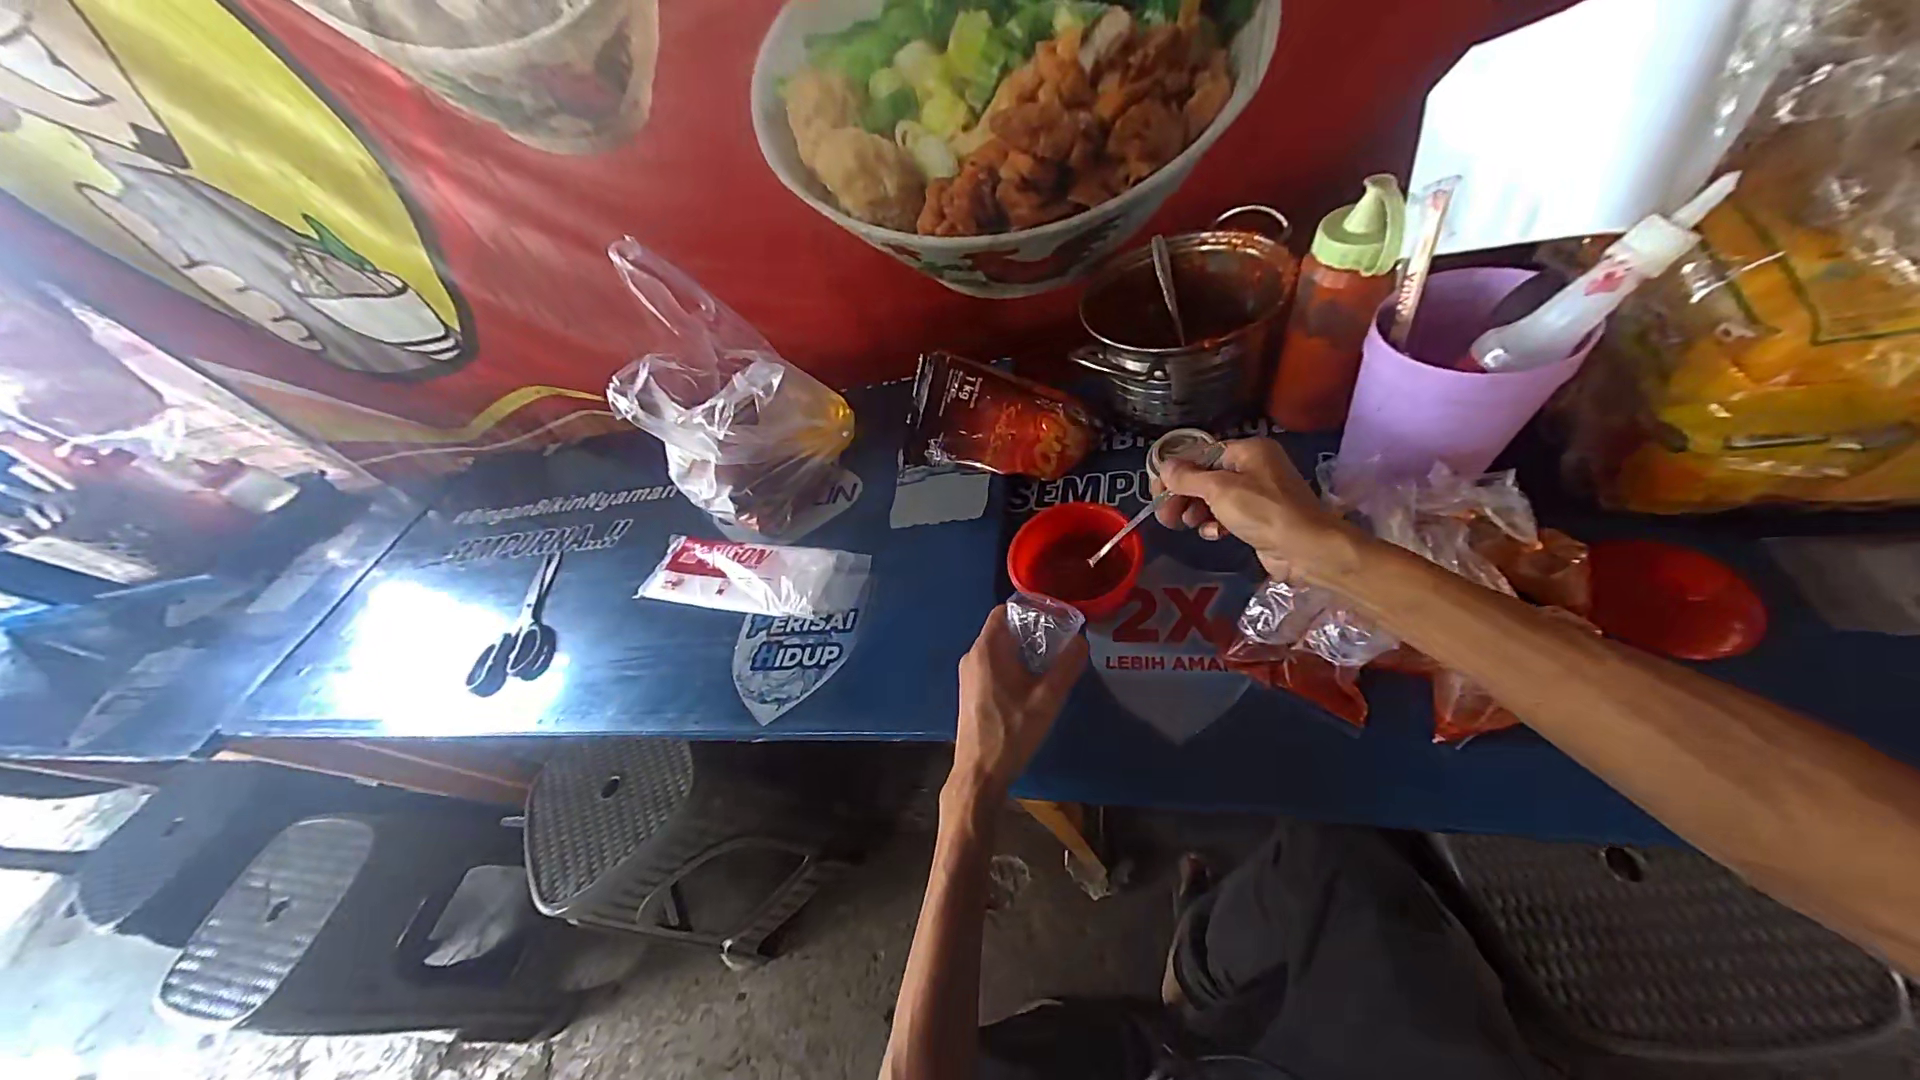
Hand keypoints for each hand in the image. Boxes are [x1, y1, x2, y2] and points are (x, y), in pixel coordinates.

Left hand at [950, 605, 1087, 810]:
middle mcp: (973, 656)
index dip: (1030, 608)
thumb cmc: (1013, 732)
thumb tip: (1080, 641)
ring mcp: (969, 675)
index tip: (1056, 615)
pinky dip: (1013, 664)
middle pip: (1003, 629)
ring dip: (1023, 649)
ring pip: (998, 649)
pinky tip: (1033, 681)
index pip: (1004, 611)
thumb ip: (1066, 666)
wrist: (981, 772)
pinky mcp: (971, 691)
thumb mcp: (1048, 698)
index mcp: (987, 650)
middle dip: (1031, 630)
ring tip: (1052, 658)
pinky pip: (993, 665)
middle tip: (1060, 637)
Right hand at [1151, 437, 1357, 582]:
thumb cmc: (1263, 512)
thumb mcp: (1219, 490)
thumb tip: (1164, 467)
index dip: (1175, 473)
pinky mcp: (1259, 517)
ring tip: (1190, 524)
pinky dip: (1216, 523)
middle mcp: (1254, 466)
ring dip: (1197, 511)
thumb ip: (1188, 477)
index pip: (1200, 454)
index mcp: (1248, 450)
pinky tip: (1216, 534)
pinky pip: (1227, 515)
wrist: (1306, 549)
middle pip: (1205, 477)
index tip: (1156, 493)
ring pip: (1213, 498)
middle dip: (1183, 496)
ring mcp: (1258, 493)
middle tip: (1166, 516)